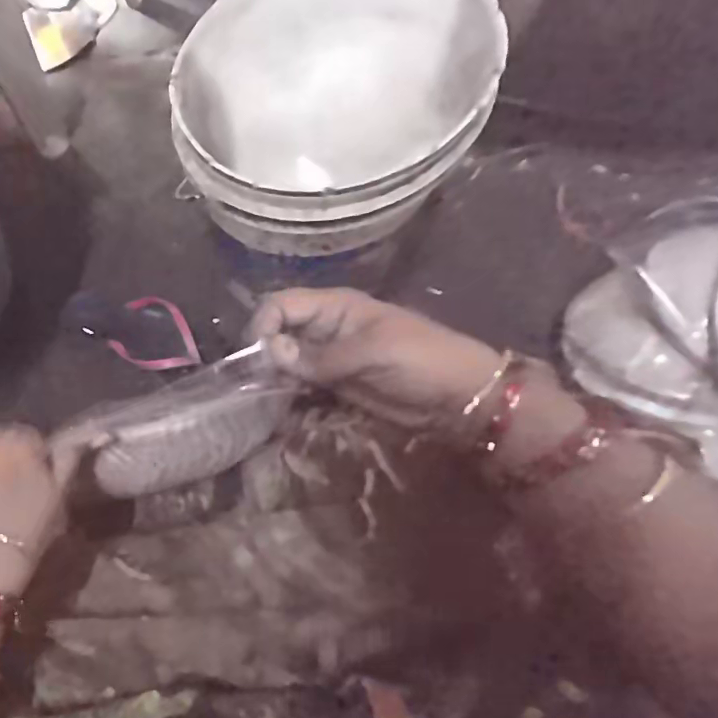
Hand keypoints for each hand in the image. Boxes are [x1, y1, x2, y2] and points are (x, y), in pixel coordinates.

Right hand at [249, 288, 505, 429]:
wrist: (459, 399)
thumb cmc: (423, 360)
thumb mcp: (373, 352)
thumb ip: (321, 355)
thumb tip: (271, 353)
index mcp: (335, 307)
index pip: (282, 304)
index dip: (264, 325)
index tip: (258, 357)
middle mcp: (325, 329)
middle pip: (278, 334)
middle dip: (265, 356)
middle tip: (261, 385)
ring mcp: (328, 360)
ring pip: (285, 363)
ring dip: (275, 380)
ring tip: (270, 402)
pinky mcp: (334, 387)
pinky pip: (300, 387)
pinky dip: (290, 398)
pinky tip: (286, 412)